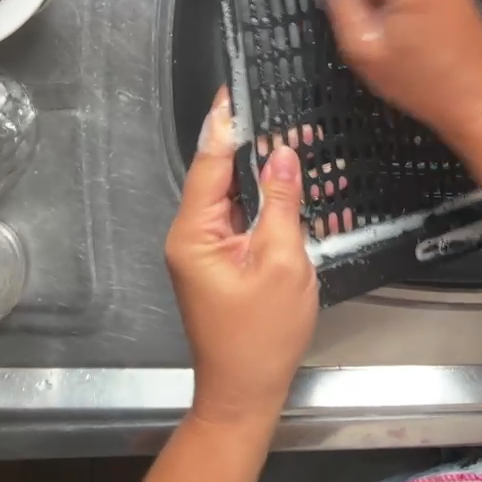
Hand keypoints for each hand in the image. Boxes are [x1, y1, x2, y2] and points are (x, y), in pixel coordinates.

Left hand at [165, 88, 317, 426]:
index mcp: (194, 232)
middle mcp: (192, 233)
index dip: (224, 122)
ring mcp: (205, 247)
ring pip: (233, 193)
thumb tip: (282, 153)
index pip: (208, 161)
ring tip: (290, 134)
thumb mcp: (281, 262)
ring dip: (260, 169)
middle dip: (250, 141)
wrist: (245, 393)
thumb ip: (281, 203)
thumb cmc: (261, 336)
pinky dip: (263, 197)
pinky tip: (287, 179)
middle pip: (220, 173)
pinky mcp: (221, 257)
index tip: (234, 87)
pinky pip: (240, 215)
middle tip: (280, 107)